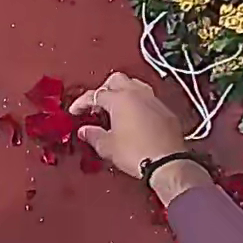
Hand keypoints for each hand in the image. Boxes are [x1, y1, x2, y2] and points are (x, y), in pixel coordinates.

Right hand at [70, 72, 211, 204]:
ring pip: (135, 84)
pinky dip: (137, 102)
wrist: (167, 163)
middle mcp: (138, 94)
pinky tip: (134, 115)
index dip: (82, 102)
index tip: (76, 110)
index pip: (95, 94)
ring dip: (122, 91)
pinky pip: (148, 98)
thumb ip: (93, 135)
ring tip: (115, 106)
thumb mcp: (108, 146)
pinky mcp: (165, 111)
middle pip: (116, 80)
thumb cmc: (138, 153)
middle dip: (103, 89)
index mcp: (120, 99)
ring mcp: (153, 100)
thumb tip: (85, 131)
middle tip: (96, 104)